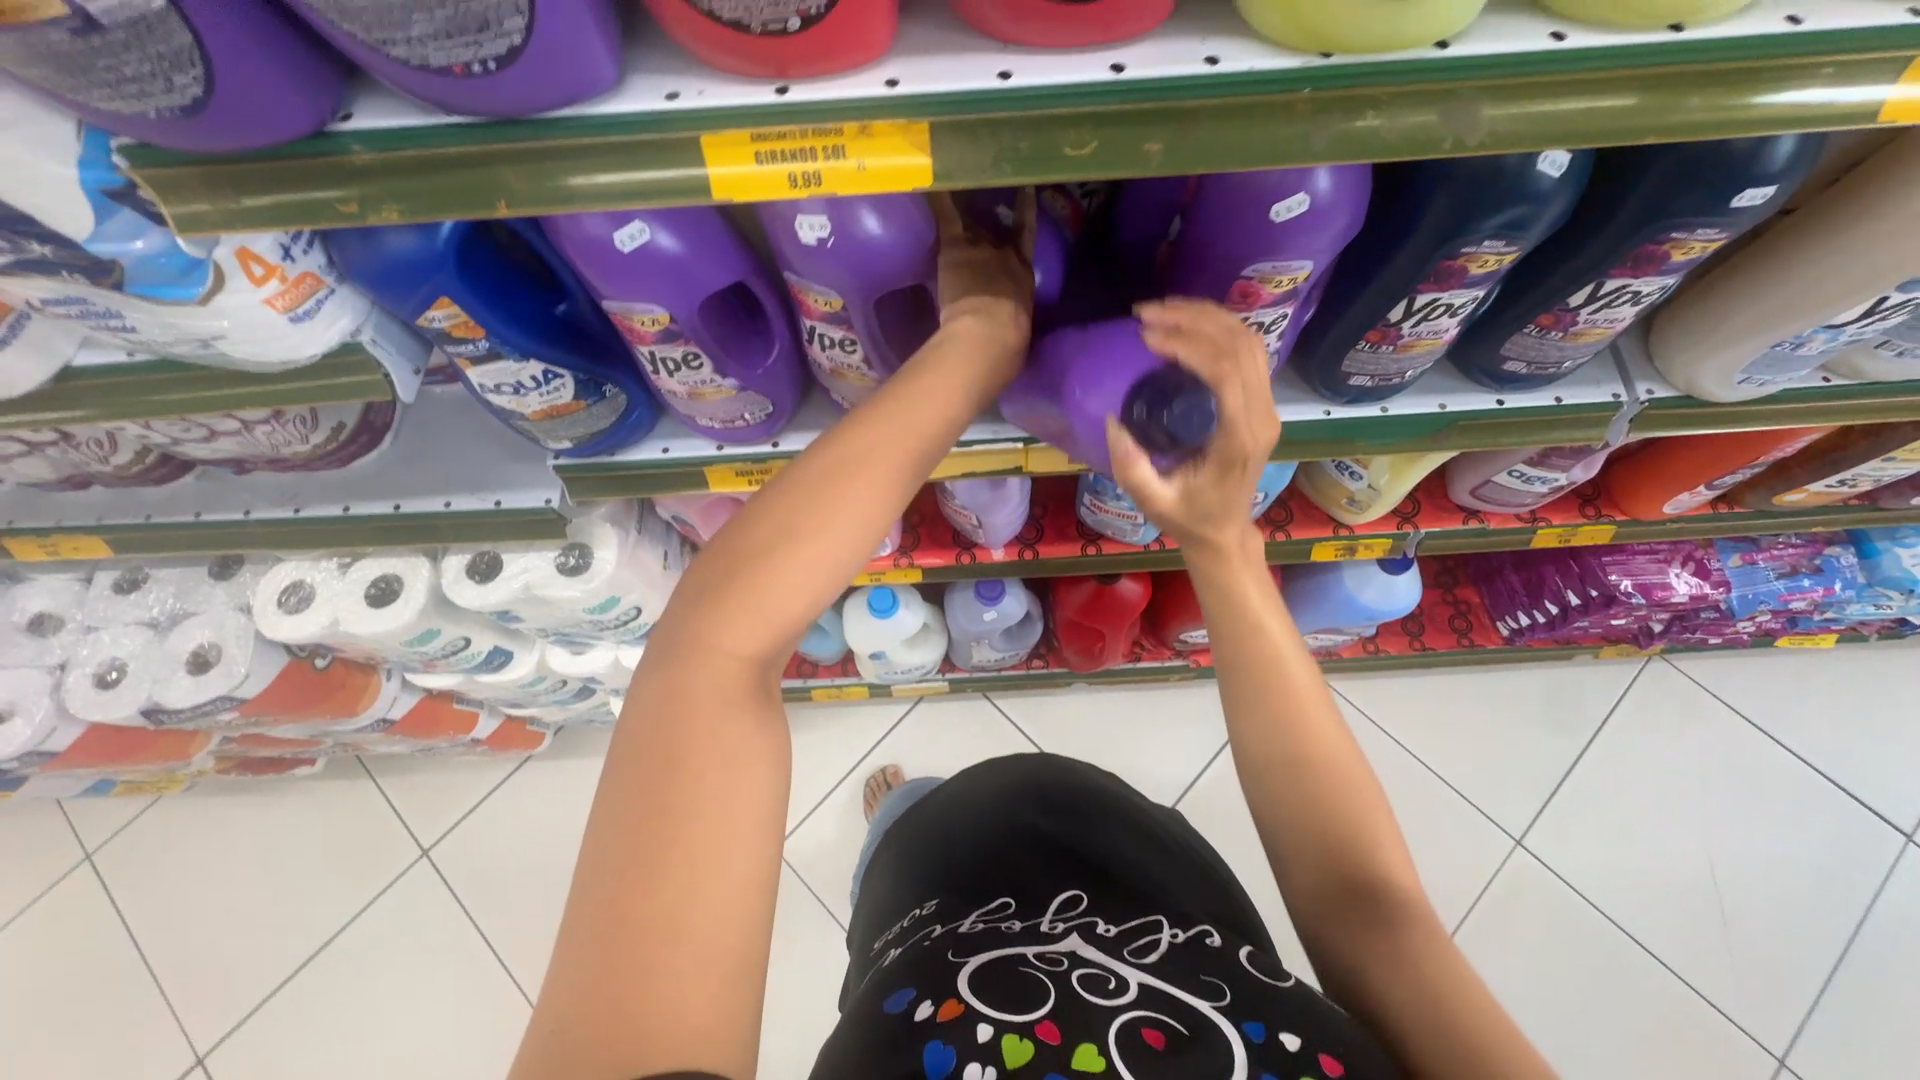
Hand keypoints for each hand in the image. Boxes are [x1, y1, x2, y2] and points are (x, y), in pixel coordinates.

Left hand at [926, 190, 1035, 384]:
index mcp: (1023, 276)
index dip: (1026, 217)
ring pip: (973, 220)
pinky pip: (949, 217)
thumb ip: (1011, 317)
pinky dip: (940, 199)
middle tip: (983, 193)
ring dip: (967, 205)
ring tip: (959, 182)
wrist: (991, 333)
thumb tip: (1005, 329)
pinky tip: (933, 183)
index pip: (1026, 240)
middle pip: (997, 229)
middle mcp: (1006, 254)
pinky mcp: (958, 247)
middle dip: (991, 215)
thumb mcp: (1018, 328)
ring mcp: (982, 247)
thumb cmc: (1008, 343)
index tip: (1027, 194)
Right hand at [1105, 298, 1279, 555]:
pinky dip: (1217, 328)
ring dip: (1206, 317)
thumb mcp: (1153, 500)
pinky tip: (1185, 323)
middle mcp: (1262, 415)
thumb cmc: (1189, 518)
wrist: (1225, 532)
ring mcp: (1267, 405)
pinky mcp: (1262, 400)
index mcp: (1239, 438)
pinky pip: (1248, 350)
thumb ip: (1132, 466)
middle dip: (1193, 319)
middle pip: (1240, 345)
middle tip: (1146, 314)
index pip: (1225, 372)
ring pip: (1249, 340)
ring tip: (1162, 310)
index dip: (1188, 345)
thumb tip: (1114, 418)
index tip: (1147, 337)